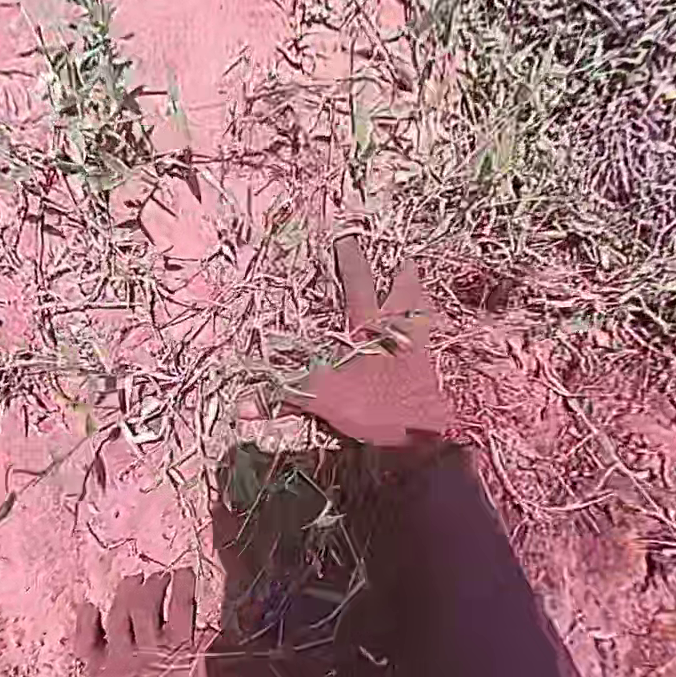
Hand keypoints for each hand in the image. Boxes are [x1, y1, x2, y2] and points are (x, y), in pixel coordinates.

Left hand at [71, 569, 212, 676]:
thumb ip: (210, 659)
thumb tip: (215, 632)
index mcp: (174, 649)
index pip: (181, 609)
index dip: (182, 587)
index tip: (184, 572)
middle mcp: (145, 645)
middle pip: (146, 605)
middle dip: (153, 585)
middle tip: (158, 577)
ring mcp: (118, 653)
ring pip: (119, 615)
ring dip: (125, 594)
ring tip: (133, 580)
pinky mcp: (96, 664)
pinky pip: (87, 639)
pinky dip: (86, 622)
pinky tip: (88, 606)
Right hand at [291, 236, 449, 445]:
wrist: (421, 437)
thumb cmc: (372, 408)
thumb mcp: (322, 400)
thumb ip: (283, 397)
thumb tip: (240, 407)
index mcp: (371, 326)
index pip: (358, 283)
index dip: (351, 260)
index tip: (345, 239)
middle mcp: (400, 328)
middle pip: (406, 287)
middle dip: (401, 271)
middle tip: (399, 257)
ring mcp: (422, 347)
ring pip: (424, 310)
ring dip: (419, 298)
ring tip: (416, 288)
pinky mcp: (433, 368)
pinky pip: (434, 340)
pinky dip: (430, 333)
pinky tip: (427, 336)